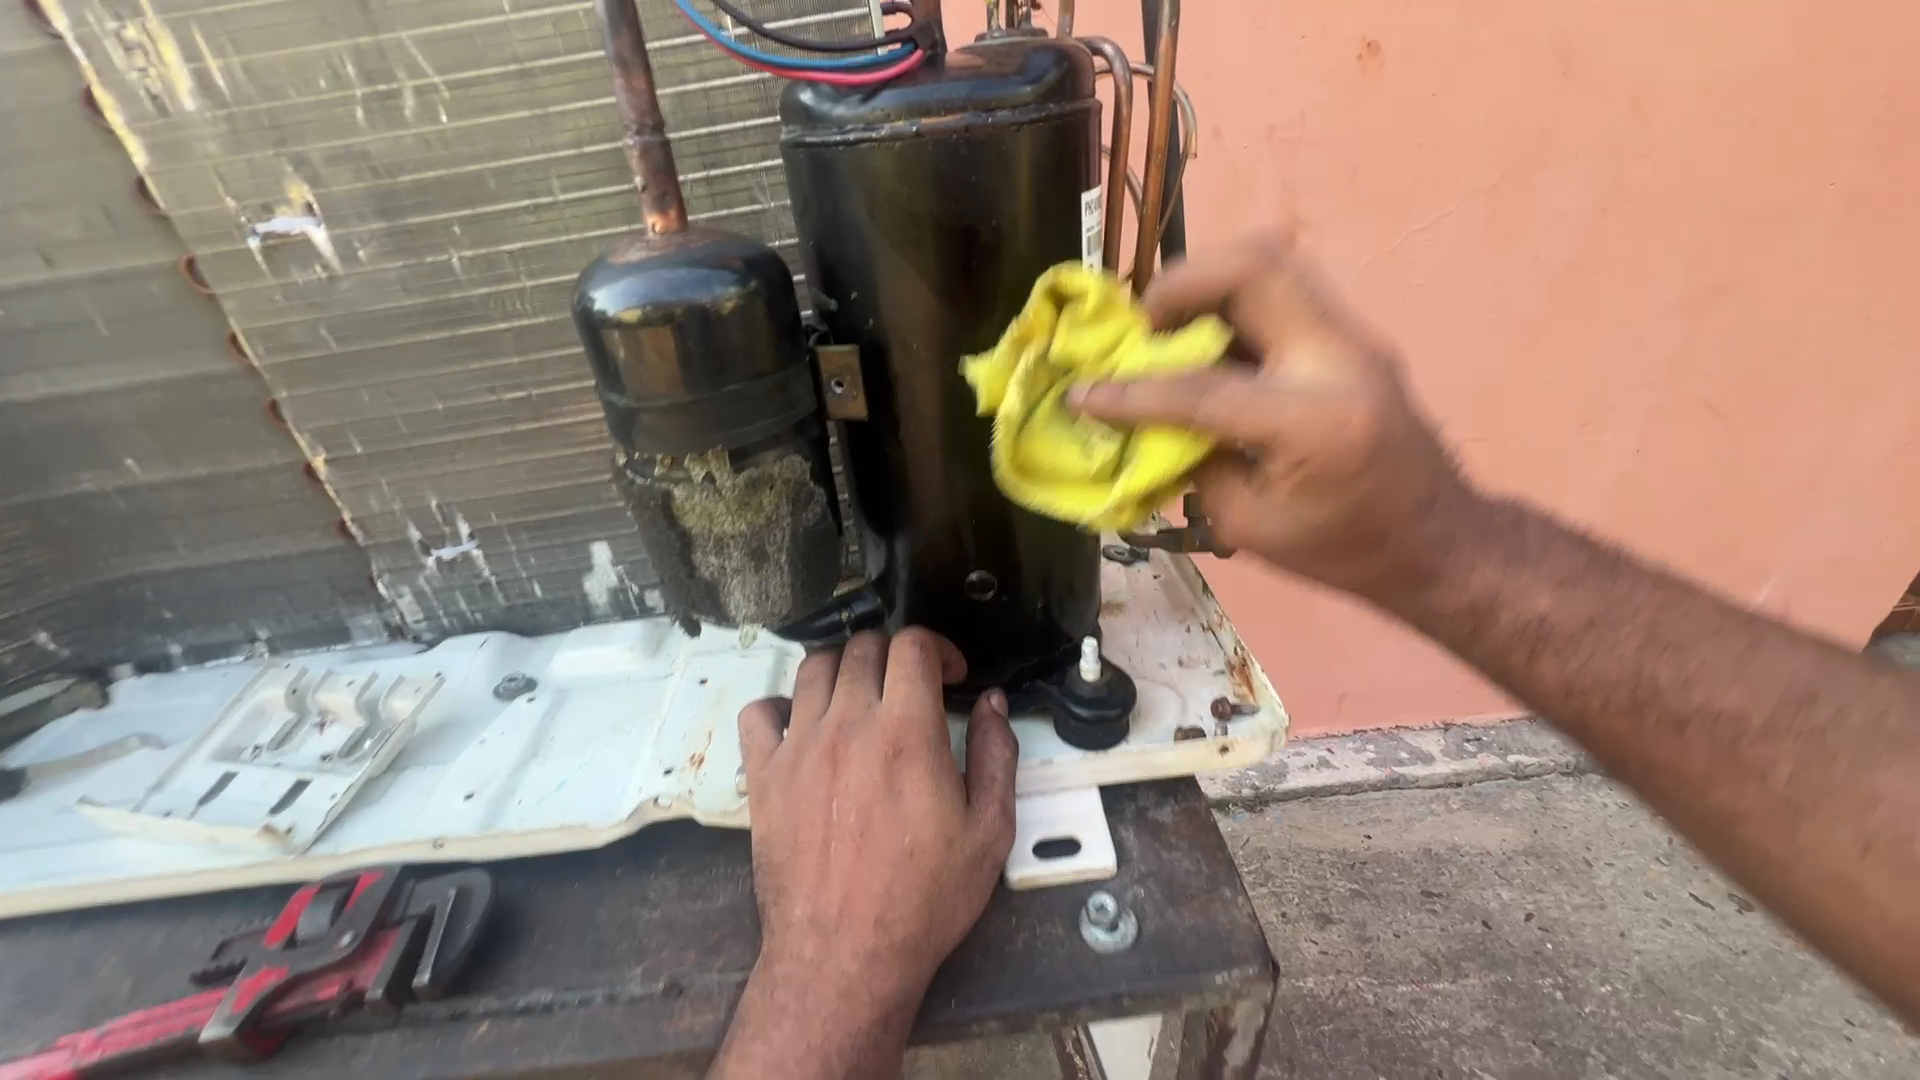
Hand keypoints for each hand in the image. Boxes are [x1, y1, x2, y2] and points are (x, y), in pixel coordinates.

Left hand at [713, 628, 1017, 1078]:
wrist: (844, 956)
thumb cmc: (923, 898)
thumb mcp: (988, 832)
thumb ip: (996, 756)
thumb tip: (993, 704)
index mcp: (906, 732)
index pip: (913, 644)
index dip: (938, 647)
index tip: (950, 676)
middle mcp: (848, 725)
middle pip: (863, 646)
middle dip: (895, 655)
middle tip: (911, 689)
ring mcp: (799, 746)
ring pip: (814, 666)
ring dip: (845, 668)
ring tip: (862, 698)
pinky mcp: (764, 775)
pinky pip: (759, 712)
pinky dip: (781, 704)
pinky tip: (804, 726)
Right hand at [1071, 230, 1474, 600]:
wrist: (1436, 541)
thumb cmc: (1341, 550)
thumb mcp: (1247, 525)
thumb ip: (1192, 460)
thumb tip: (1143, 420)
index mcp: (1315, 422)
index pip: (1202, 388)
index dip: (1130, 392)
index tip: (1081, 393)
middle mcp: (1340, 360)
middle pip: (1255, 268)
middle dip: (1180, 284)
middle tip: (1141, 326)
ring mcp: (1354, 340)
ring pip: (1272, 264)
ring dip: (1205, 284)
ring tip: (1166, 329)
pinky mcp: (1350, 340)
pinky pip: (1281, 294)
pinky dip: (1229, 305)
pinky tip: (1204, 345)